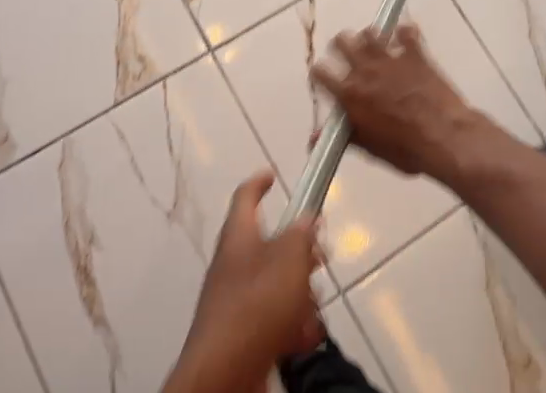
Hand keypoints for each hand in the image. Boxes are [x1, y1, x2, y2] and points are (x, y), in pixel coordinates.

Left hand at [165, 171, 322, 392]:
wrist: (225, 374)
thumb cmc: (256, 306)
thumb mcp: (288, 260)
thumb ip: (301, 235)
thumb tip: (306, 217)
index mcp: (238, 238)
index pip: (245, 198)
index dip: (259, 183)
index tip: (272, 174)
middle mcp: (235, 266)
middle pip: (271, 246)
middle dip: (300, 254)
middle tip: (319, 258)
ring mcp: (238, 301)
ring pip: (280, 285)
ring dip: (302, 295)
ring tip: (310, 308)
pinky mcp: (246, 334)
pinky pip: (277, 319)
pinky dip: (294, 325)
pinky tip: (302, 336)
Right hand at [311, 24, 492, 180]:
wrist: (446, 138)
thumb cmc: (406, 150)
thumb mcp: (371, 149)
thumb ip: (345, 135)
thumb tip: (313, 138)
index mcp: (350, 95)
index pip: (321, 72)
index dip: (320, 72)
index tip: (325, 74)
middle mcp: (365, 71)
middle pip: (342, 41)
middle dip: (342, 44)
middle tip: (349, 53)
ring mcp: (390, 60)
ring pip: (370, 32)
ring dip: (371, 36)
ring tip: (377, 44)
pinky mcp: (415, 54)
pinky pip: (406, 31)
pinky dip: (405, 32)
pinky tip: (406, 39)